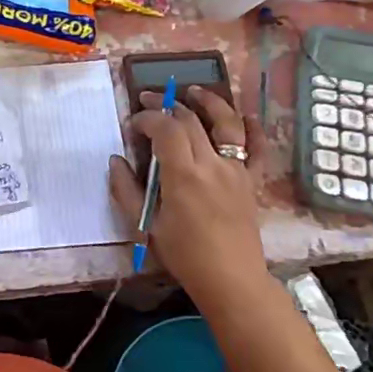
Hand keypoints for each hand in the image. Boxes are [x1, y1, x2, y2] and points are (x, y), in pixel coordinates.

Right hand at [109, 87, 270, 303]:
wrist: (231, 280)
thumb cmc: (184, 256)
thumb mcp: (145, 226)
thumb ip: (126, 190)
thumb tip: (115, 160)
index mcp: (184, 175)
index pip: (165, 128)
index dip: (147, 118)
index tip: (132, 124)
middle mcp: (213, 165)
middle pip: (191, 120)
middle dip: (166, 105)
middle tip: (148, 100)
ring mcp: (237, 170)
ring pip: (226, 123)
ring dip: (208, 102)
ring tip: (192, 91)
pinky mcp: (251, 181)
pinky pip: (257, 148)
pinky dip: (251, 128)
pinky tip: (243, 116)